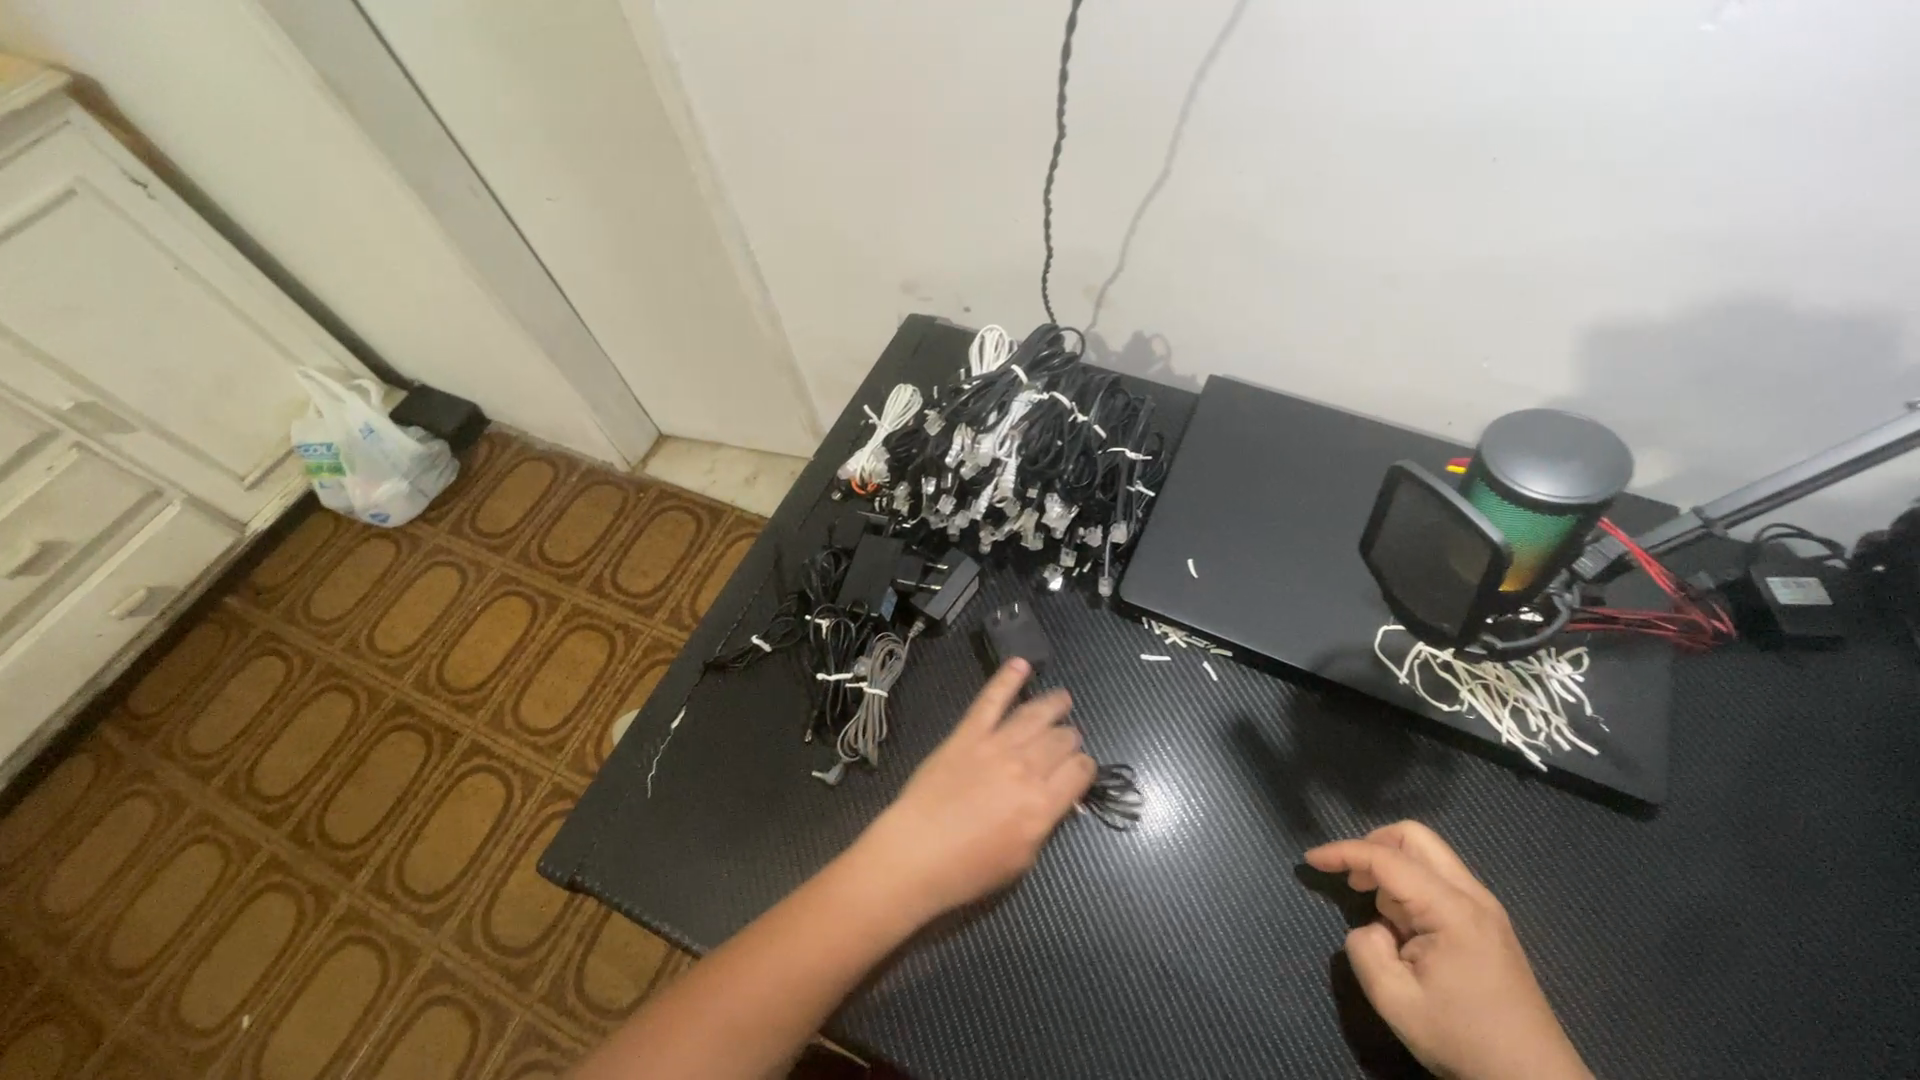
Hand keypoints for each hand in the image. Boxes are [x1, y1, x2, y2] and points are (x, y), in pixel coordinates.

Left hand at [850, 659, 1096, 920]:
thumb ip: (1045, 824)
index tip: (1079, 770)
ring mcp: (996, 746)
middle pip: (1062, 739)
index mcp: (1044, 804)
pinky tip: (1021, 664)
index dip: (1085, 768)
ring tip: (1062, 698)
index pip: (1081, 771)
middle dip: (1070, 738)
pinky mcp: (967, 734)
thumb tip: (1057, 801)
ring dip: (1054, 704)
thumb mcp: (1023, 860)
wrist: (915, 854)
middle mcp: (1027, 768)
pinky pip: (991, 700)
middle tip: (1067, 739)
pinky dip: (1007, 679)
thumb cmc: (969, 869)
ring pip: (1035, 715)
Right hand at [1305, 822, 1591, 1079]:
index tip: (1310, 861)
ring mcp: (1485, 909)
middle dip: (1372, 846)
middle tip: (1350, 881)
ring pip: (1428, 858)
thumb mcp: (1395, 1001)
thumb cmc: (1463, 1039)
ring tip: (1378, 916)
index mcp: (1451, 909)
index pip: (1386, 858)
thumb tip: (1372, 929)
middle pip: (1414, 838)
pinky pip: (1440, 883)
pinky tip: (1403, 929)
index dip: (1343, 852)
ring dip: (1393, 870)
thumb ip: (1365, 949)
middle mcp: (1473, 896)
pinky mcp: (1488, 925)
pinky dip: (1410, 889)